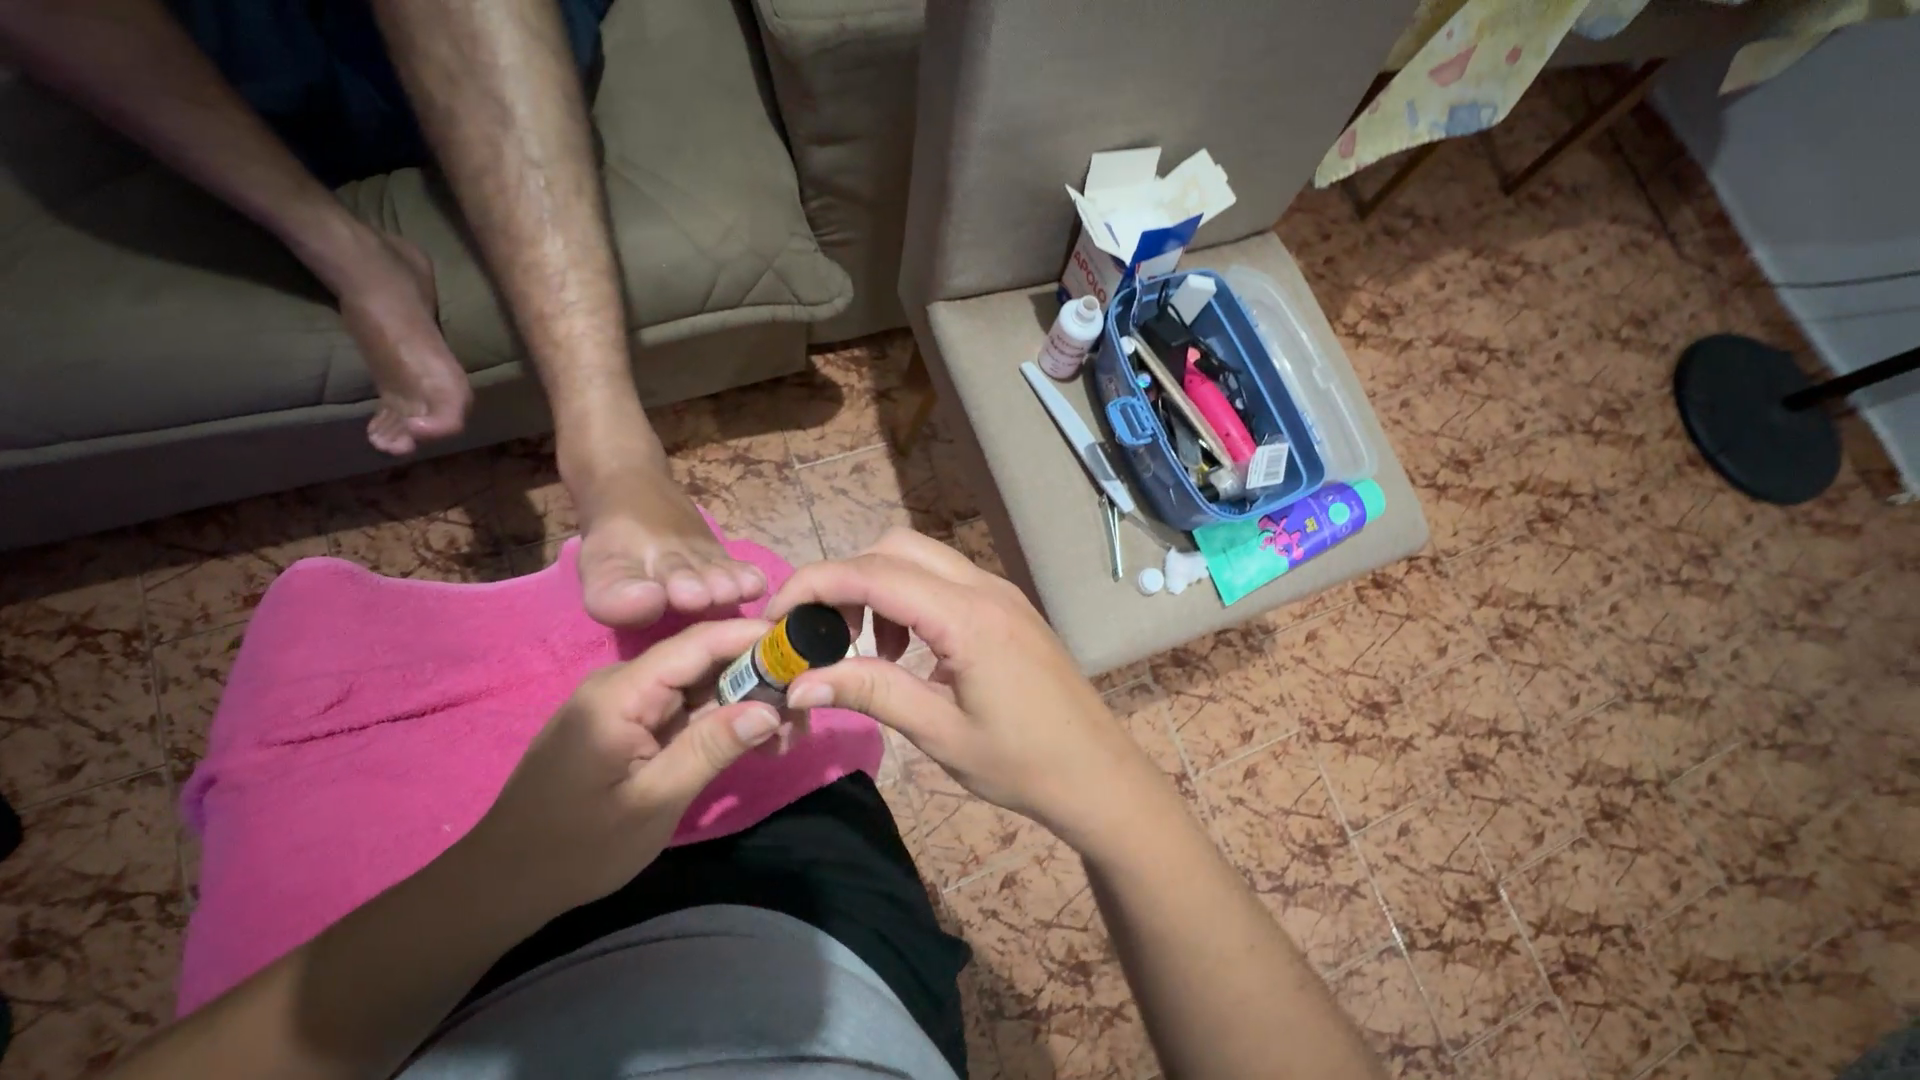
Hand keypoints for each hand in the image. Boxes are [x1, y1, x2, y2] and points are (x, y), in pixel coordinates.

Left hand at [453, 618, 785, 916]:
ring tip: (789, 736)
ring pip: (698, 688)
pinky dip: (719, 723)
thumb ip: (711, 748)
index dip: (752, 637)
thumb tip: (771, 708)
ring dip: (744, 704)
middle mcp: (622, 685)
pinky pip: (682, 711)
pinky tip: (754, 744)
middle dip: (758, 678)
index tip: (804, 647)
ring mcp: (625, 706)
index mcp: (621, 692)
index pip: (697, 643)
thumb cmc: (576, 846)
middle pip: (702, 662)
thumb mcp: (654, 800)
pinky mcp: (628, 727)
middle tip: (806, 710)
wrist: (504, 882)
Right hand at [766, 529, 1168, 849]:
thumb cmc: (1022, 764)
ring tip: (866, 651)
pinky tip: (907, 652)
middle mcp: (985, 588)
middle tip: (821, 633)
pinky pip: (945, 580)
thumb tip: (797, 682)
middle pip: (895, 547)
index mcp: (968, 617)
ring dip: (879, 588)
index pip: (874, 573)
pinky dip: (910, 599)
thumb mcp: (939, 732)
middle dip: (846, 578)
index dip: (815, 584)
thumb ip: (870, 692)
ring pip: (921, 558)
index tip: (776, 616)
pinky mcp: (1007, 607)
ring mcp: (1000, 593)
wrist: (1098, 775)